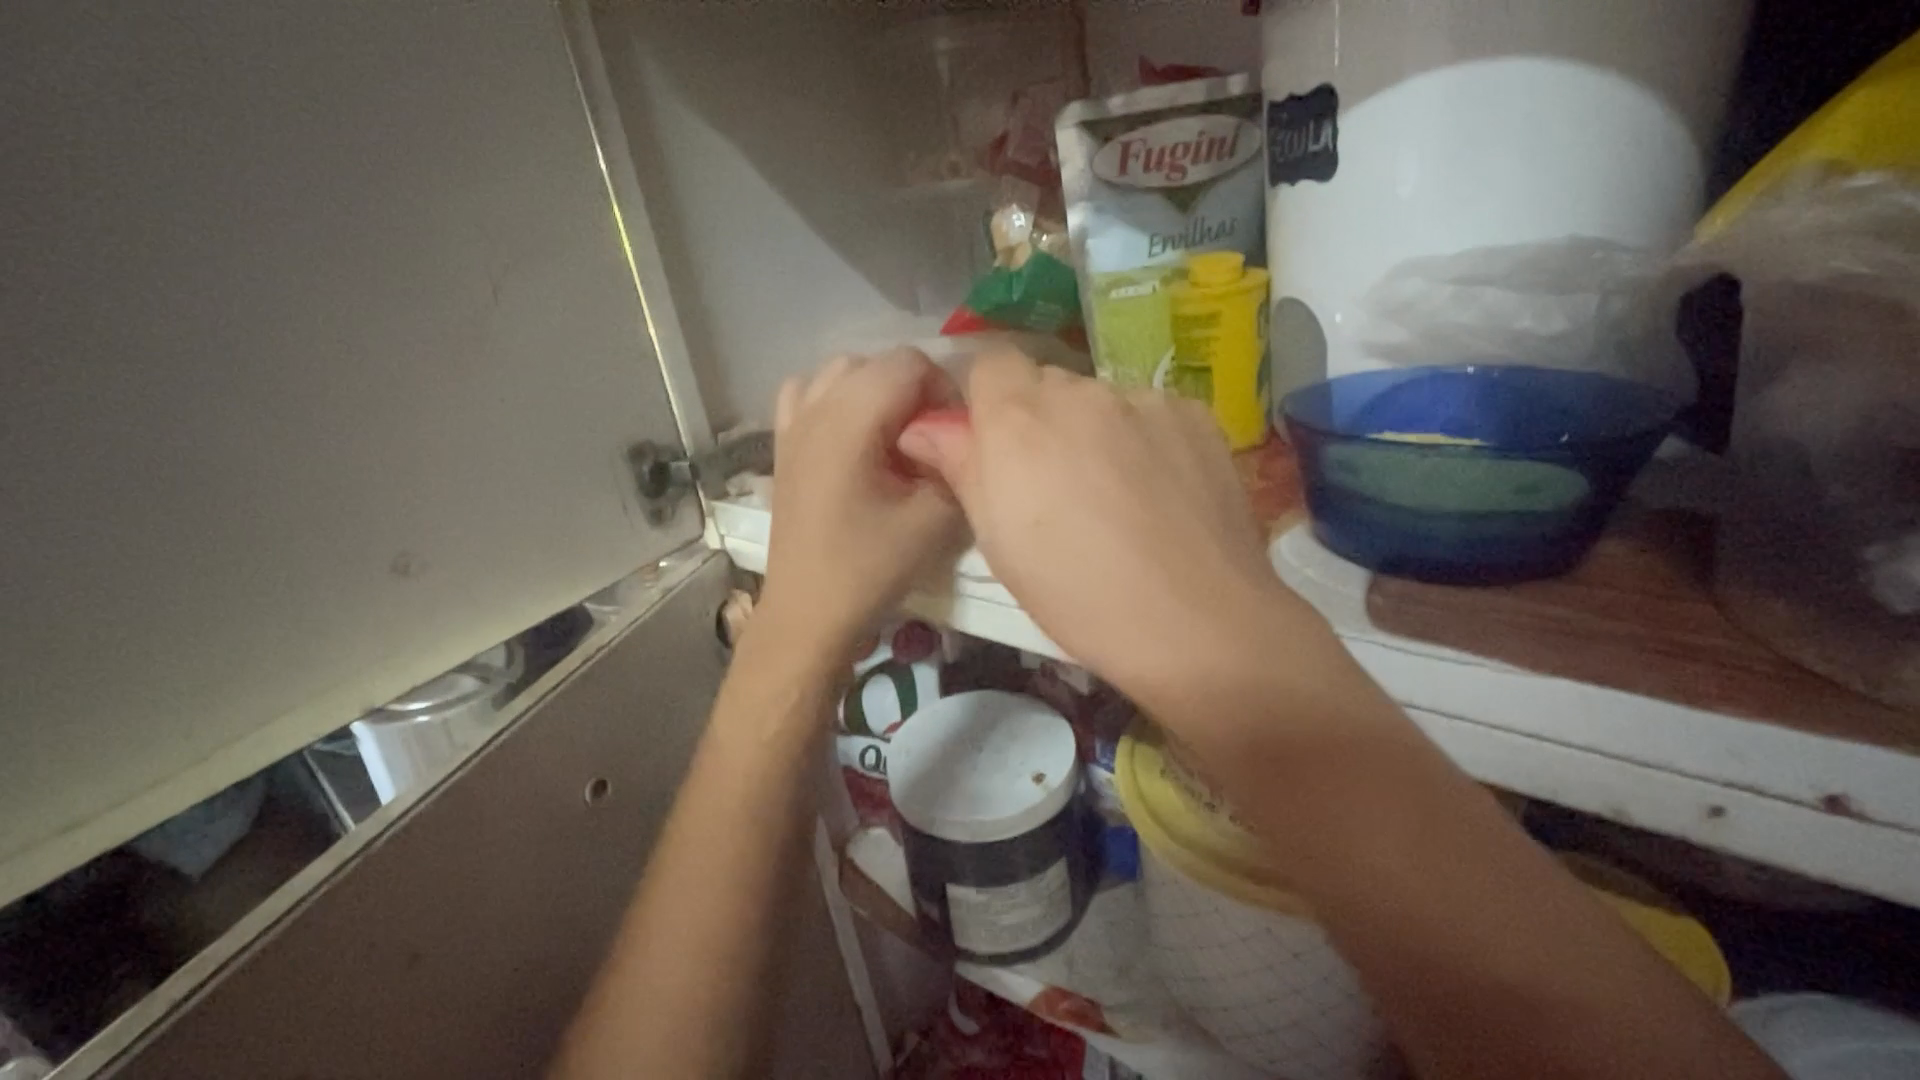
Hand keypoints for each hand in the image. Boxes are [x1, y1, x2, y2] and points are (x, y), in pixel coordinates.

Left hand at [759, 350, 964, 652]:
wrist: (809, 613)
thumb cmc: (870, 568)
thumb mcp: (935, 521)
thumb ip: (958, 465)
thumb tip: (963, 437)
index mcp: (849, 420)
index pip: (909, 364)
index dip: (942, 390)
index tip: (953, 436)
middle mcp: (815, 408)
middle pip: (876, 363)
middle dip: (912, 391)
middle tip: (930, 441)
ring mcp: (792, 425)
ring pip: (841, 373)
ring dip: (875, 392)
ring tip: (893, 438)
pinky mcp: (782, 446)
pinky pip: (808, 396)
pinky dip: (835, 400)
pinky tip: (851, 436)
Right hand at [897, 348, 1306, 721]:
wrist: (1194, 620)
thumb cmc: (1075, 594)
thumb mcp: (997, 542)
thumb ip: (960, 466)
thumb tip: (924, 425)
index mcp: (1018, 418)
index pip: (990, 364)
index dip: (986, 401)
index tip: (994, 447)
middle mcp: (1080, 392)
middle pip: (1047, 384)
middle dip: (1041, 421)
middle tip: (1055, 486)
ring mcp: (1144, 400)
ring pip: (1102, 401)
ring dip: (1096, 432)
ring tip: (1118, 498)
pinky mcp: (1195, 415)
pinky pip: (1152, 414)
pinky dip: (1146, 442)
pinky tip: (1162, 495)